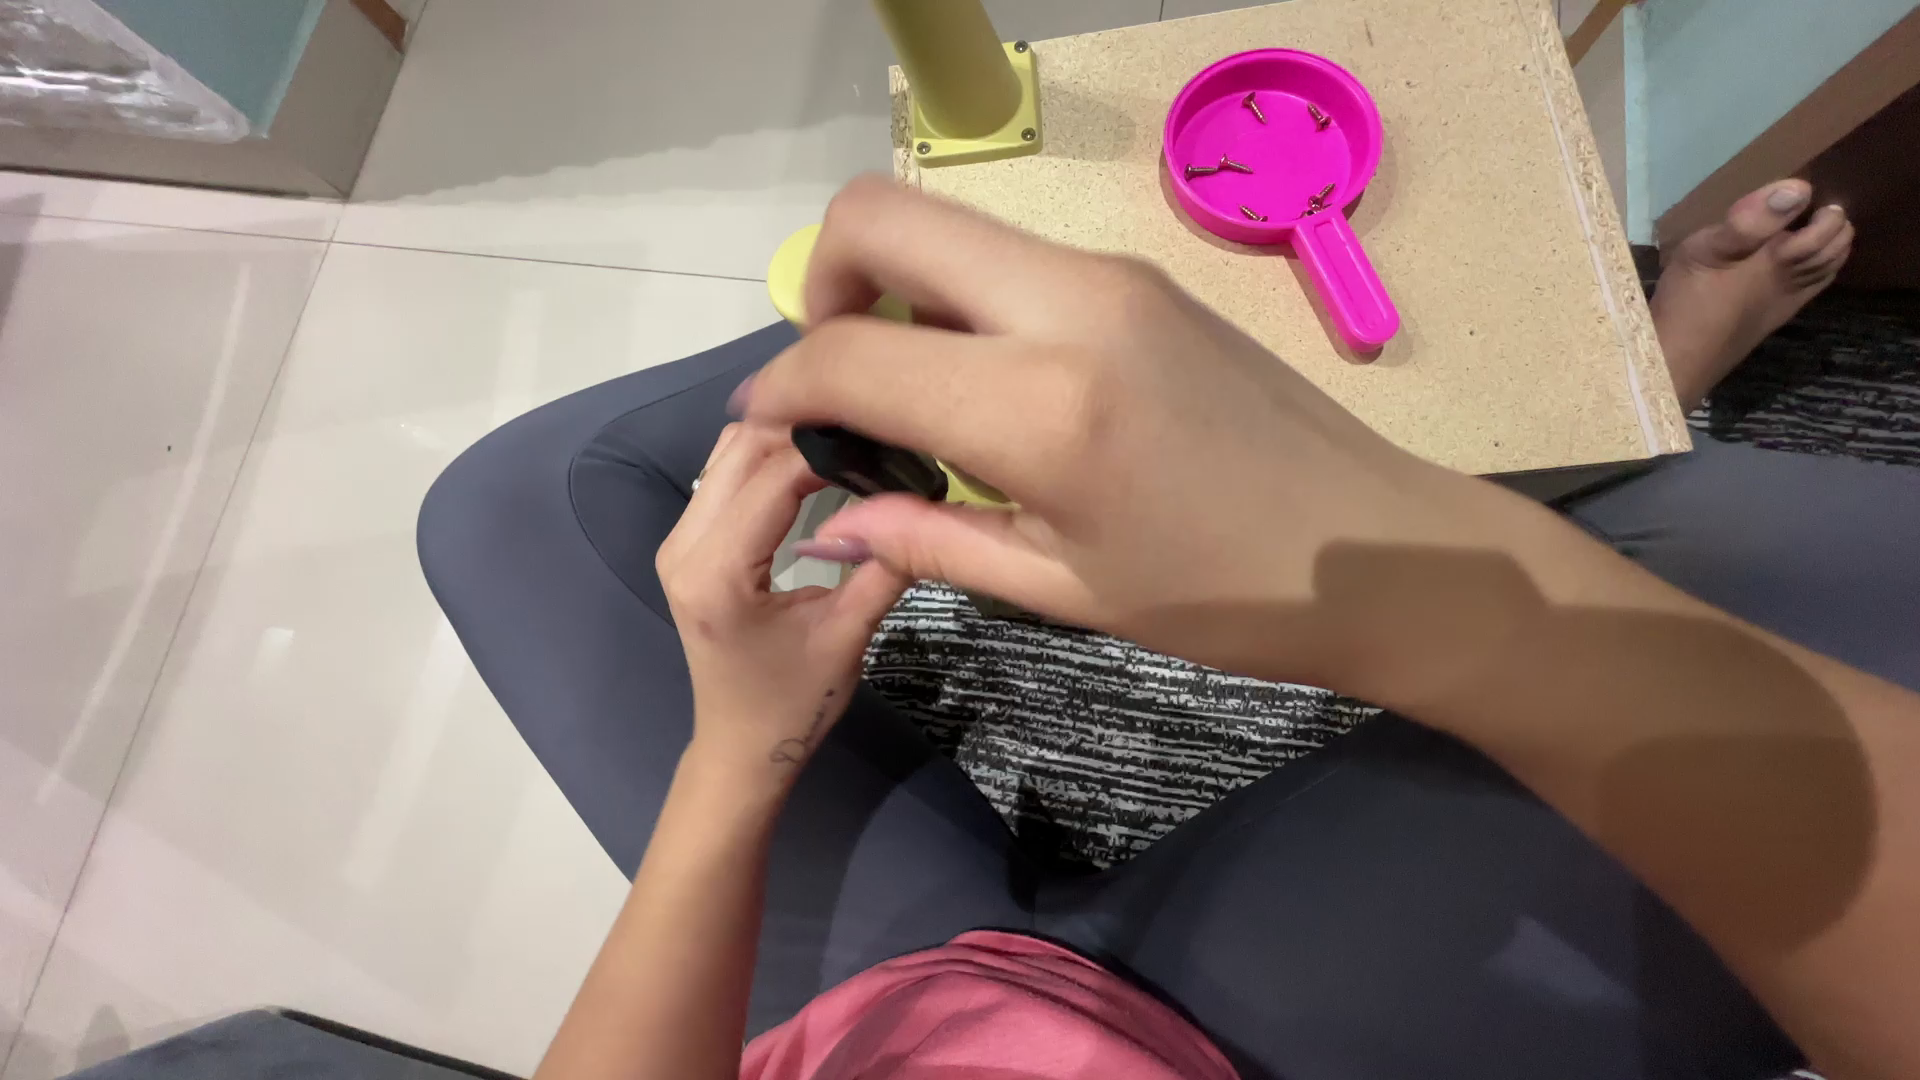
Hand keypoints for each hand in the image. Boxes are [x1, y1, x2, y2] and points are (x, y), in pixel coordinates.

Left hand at [656, 423, 909, 787]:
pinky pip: (723, 477)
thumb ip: (884, 567)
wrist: (742, 745)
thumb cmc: (796, 701)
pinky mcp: (686, 546)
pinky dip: (765, 460)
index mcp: (719, 572)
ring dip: (782, 440)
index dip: (829, 449)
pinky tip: (811, 466)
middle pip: (741, 451)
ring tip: (845, 444)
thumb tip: (920, 505)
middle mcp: (684, 546)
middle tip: (868, 434)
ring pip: (727, 455)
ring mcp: (677, 543)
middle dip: (803, 432)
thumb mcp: (849, 634)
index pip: (774, 478)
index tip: (884, 439)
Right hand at [745, 175, 1569, 700]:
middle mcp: (1065, 303)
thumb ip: (929, 538)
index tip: (768, 422)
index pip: (851, 353)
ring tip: (910, 392)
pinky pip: (1006, 258)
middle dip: (822, 287)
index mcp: (1040, 406)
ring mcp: (1108, 273)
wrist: (1379, 550)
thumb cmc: (1221, 597)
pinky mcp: (1138, 274)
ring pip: (945, 226)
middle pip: (881, 216)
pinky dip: (958, 302)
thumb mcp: (1060, 587)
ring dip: (893, 291)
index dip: (783, 385)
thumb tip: (833, 520)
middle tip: (839, 378)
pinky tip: (984, 384)